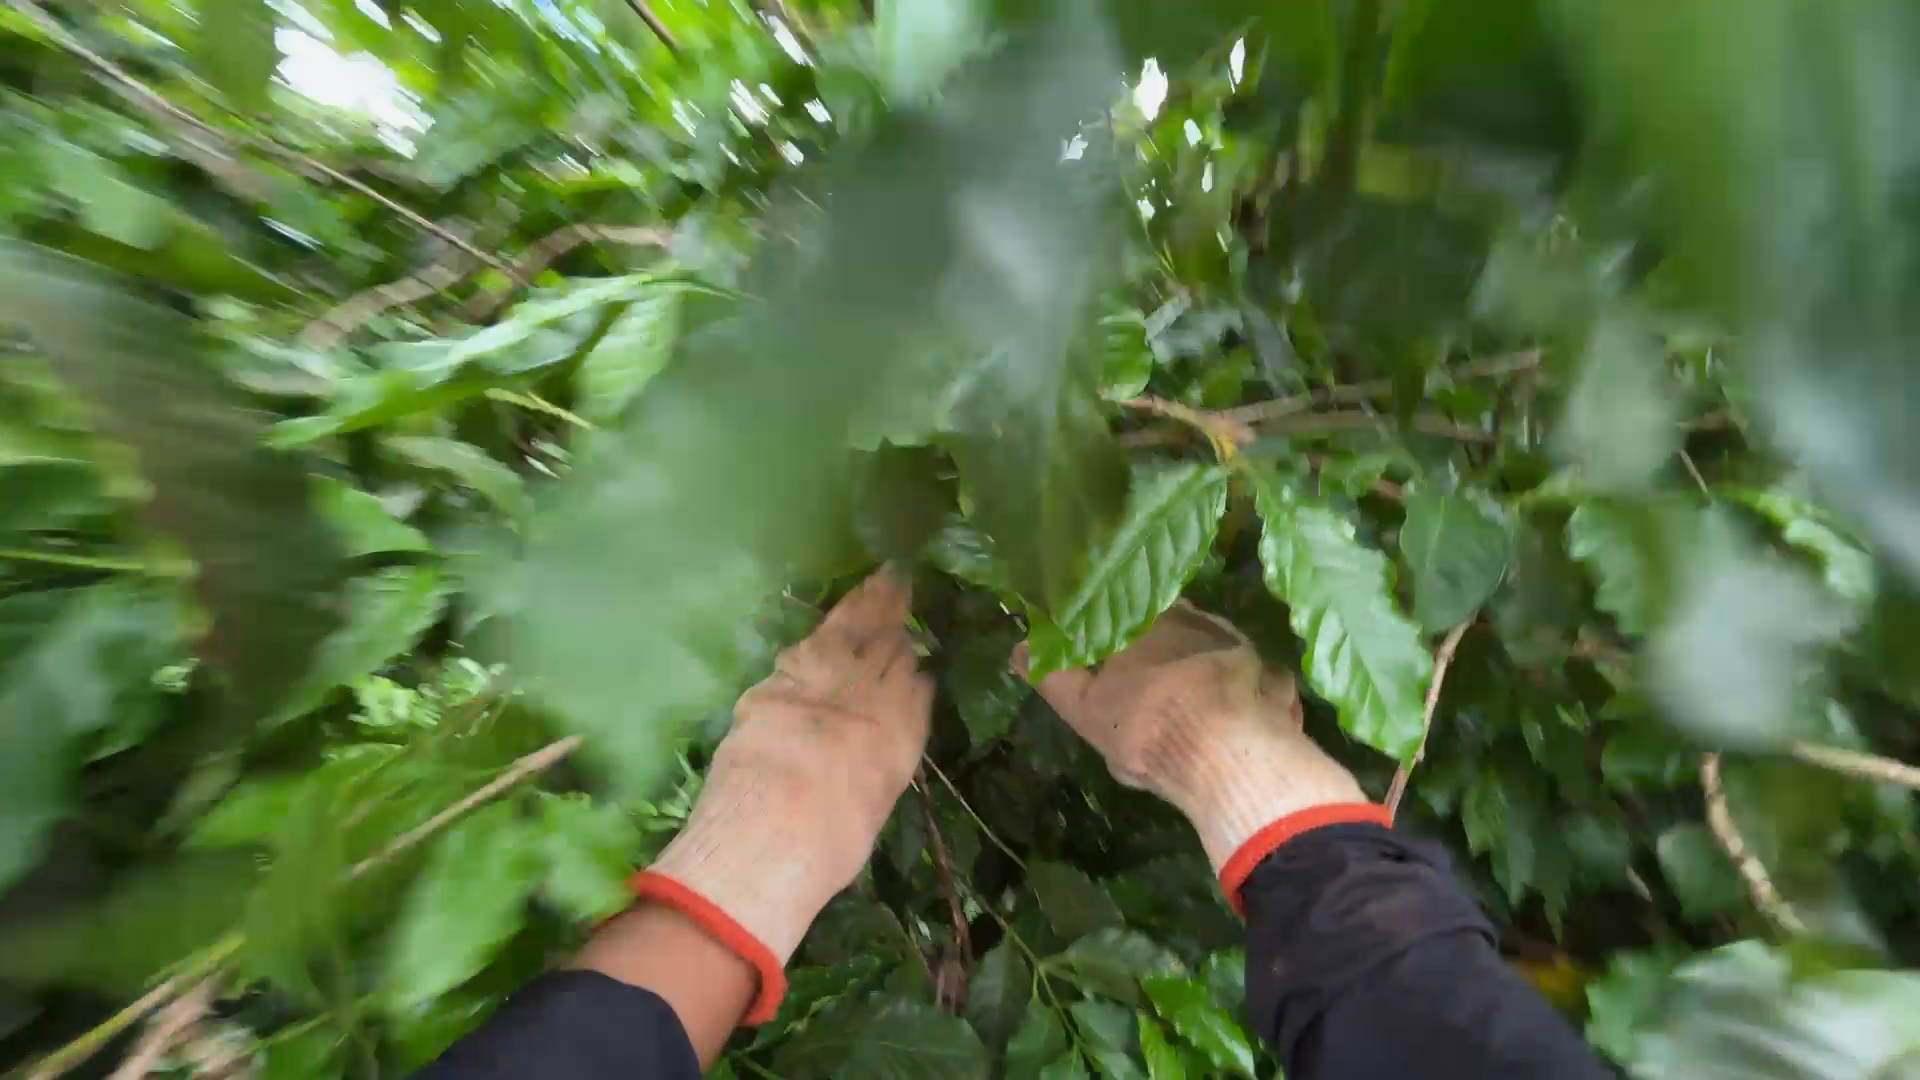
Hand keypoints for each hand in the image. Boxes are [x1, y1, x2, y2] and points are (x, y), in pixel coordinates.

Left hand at [639, 568, 930, 971]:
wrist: (764, 843)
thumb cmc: (827, 847)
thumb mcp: (877, 798)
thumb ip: (890, 751)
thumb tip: (901, 712)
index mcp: (896, 735)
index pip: (910, 681)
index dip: (910, 653)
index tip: (912, 636)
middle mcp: (864, 702)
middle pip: (882, 646)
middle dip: (892, 611)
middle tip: (900, 577)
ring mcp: (820, 688)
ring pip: (847, 636)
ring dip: (862, 606)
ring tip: (875, 582)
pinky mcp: (776, 687)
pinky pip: (806, 649)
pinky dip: (822, 631)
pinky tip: (830, 618)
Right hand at [1018, 603, 1372, 876]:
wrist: (1229, 758)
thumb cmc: (1146, 723)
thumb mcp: (1084, 706)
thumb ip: (1052, 675)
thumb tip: (1017, 648)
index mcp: (1152, 619)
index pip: (1132, 606)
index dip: (1123, 628)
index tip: (1117, 651)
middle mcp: (1202, 622)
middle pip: (1179, 625)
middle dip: (1167, 649)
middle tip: (1153, 683)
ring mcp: (1245, 650)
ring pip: (1218, 652)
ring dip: (1206, 671)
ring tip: (1193, 706)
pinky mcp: (1278, 684)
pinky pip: (1257, 684)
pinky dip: (1245, 697)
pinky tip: (1236, 722)